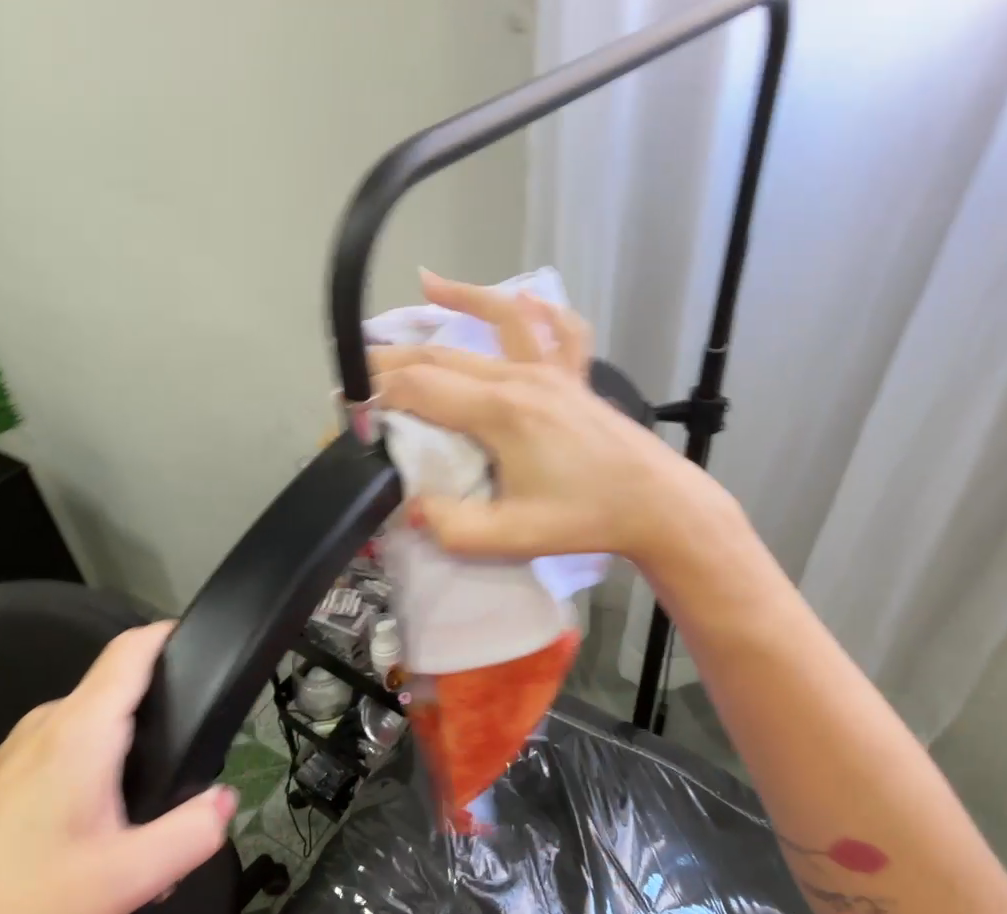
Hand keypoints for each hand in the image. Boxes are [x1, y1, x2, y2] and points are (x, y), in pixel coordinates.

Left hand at [0, 622, 236, 913]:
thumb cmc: (28, 909)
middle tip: (187, 781)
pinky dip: (96, 775)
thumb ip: (192, 833)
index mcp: (79, 732)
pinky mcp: (5, 776)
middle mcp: (46, 725)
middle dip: (162, 722)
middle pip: (117, 690)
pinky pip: (66, 752)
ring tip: (144, 824)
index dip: (172, 637)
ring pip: (92, 727)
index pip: (131, 650)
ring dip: (129, 757)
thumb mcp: (129, 879)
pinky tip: (98, 839)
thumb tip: (224, 800)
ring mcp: (19, 749)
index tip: (209, 652)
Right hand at [370, 271, 741, 567]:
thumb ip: (451, 525)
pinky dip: (534, 310)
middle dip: (392, 358)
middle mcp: (520, 379)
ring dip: (459, 302)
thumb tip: (411, 507)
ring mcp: (551, 372)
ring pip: (496, 323)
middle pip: (442, 356)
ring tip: (427, 283)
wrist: (657, 505)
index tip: (349, 412)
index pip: (419, 388)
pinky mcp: (574, 378)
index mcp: (499, 412)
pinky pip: (555, 330)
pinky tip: (522, 298)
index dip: (376, 396)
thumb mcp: (510, 537)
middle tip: (356, 367)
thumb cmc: (584, 519)